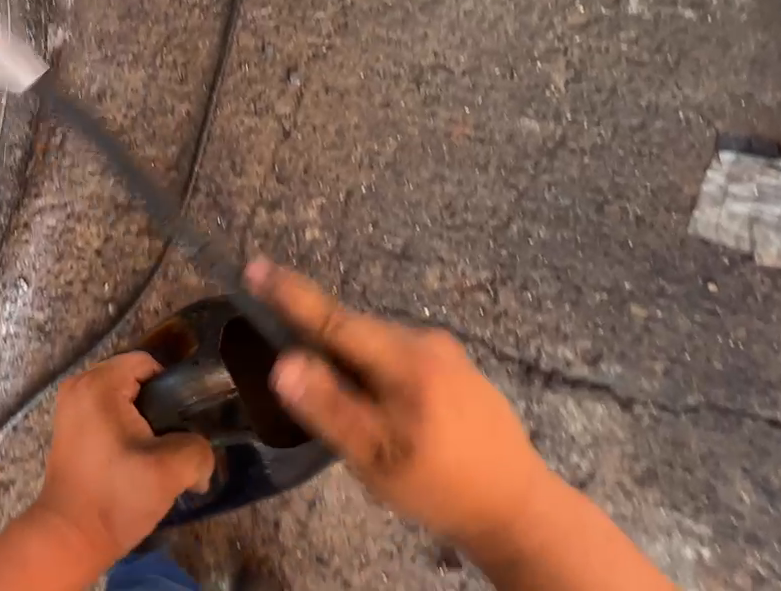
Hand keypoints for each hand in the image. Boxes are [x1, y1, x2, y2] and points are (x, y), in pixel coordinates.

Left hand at [29, 352, 215, 563]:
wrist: (70, 534)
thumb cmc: (117, 496)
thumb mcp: (170, 471)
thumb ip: (197, 449)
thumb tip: (200, 450)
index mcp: (99, 383)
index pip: (145, 363)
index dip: (170, 388)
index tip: (182, 422)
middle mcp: (79, 384)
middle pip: (131, 378)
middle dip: (155, 406)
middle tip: (170, 441)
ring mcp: (69, 404)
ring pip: (118, 396)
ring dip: (139, 419)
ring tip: (152, 453)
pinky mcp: (67, 425)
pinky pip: (103, 410)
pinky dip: (121, 426)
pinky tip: (130, 458)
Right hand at [245, 259, 558, 554]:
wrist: (525, 514)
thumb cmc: (443, 488)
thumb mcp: (378, 460)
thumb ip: (329, 409)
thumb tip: (282, 364)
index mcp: (404, 362)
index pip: (333, 319)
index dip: (290, 294)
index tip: (255, 267)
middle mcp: (425, 343)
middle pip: (352, 330)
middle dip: (321, 342)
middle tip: (299, 377)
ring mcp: (446, 353)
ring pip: (375, 345)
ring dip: (351, 362)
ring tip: (353, 411)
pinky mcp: (457, 368)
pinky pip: (398, 356)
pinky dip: (377, 371)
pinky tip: (386, 410)